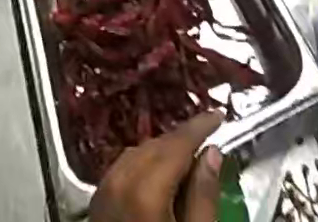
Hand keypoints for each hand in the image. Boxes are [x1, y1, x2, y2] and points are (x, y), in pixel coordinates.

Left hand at [90, 111, 225, 221]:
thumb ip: (204, 197)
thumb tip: (212, 153)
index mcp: (146, 190)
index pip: (176, 144)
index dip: (199, 126)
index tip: (219, 114)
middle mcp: (120, 179)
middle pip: (155, 146)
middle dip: (182, 140)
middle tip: (210, 139)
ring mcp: (104, 190)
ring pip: (138, 154)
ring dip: (164, 151)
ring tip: (191, 159)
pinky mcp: (98, 202)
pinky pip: (124, 168)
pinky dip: (146, 164)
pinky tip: (162, 177)